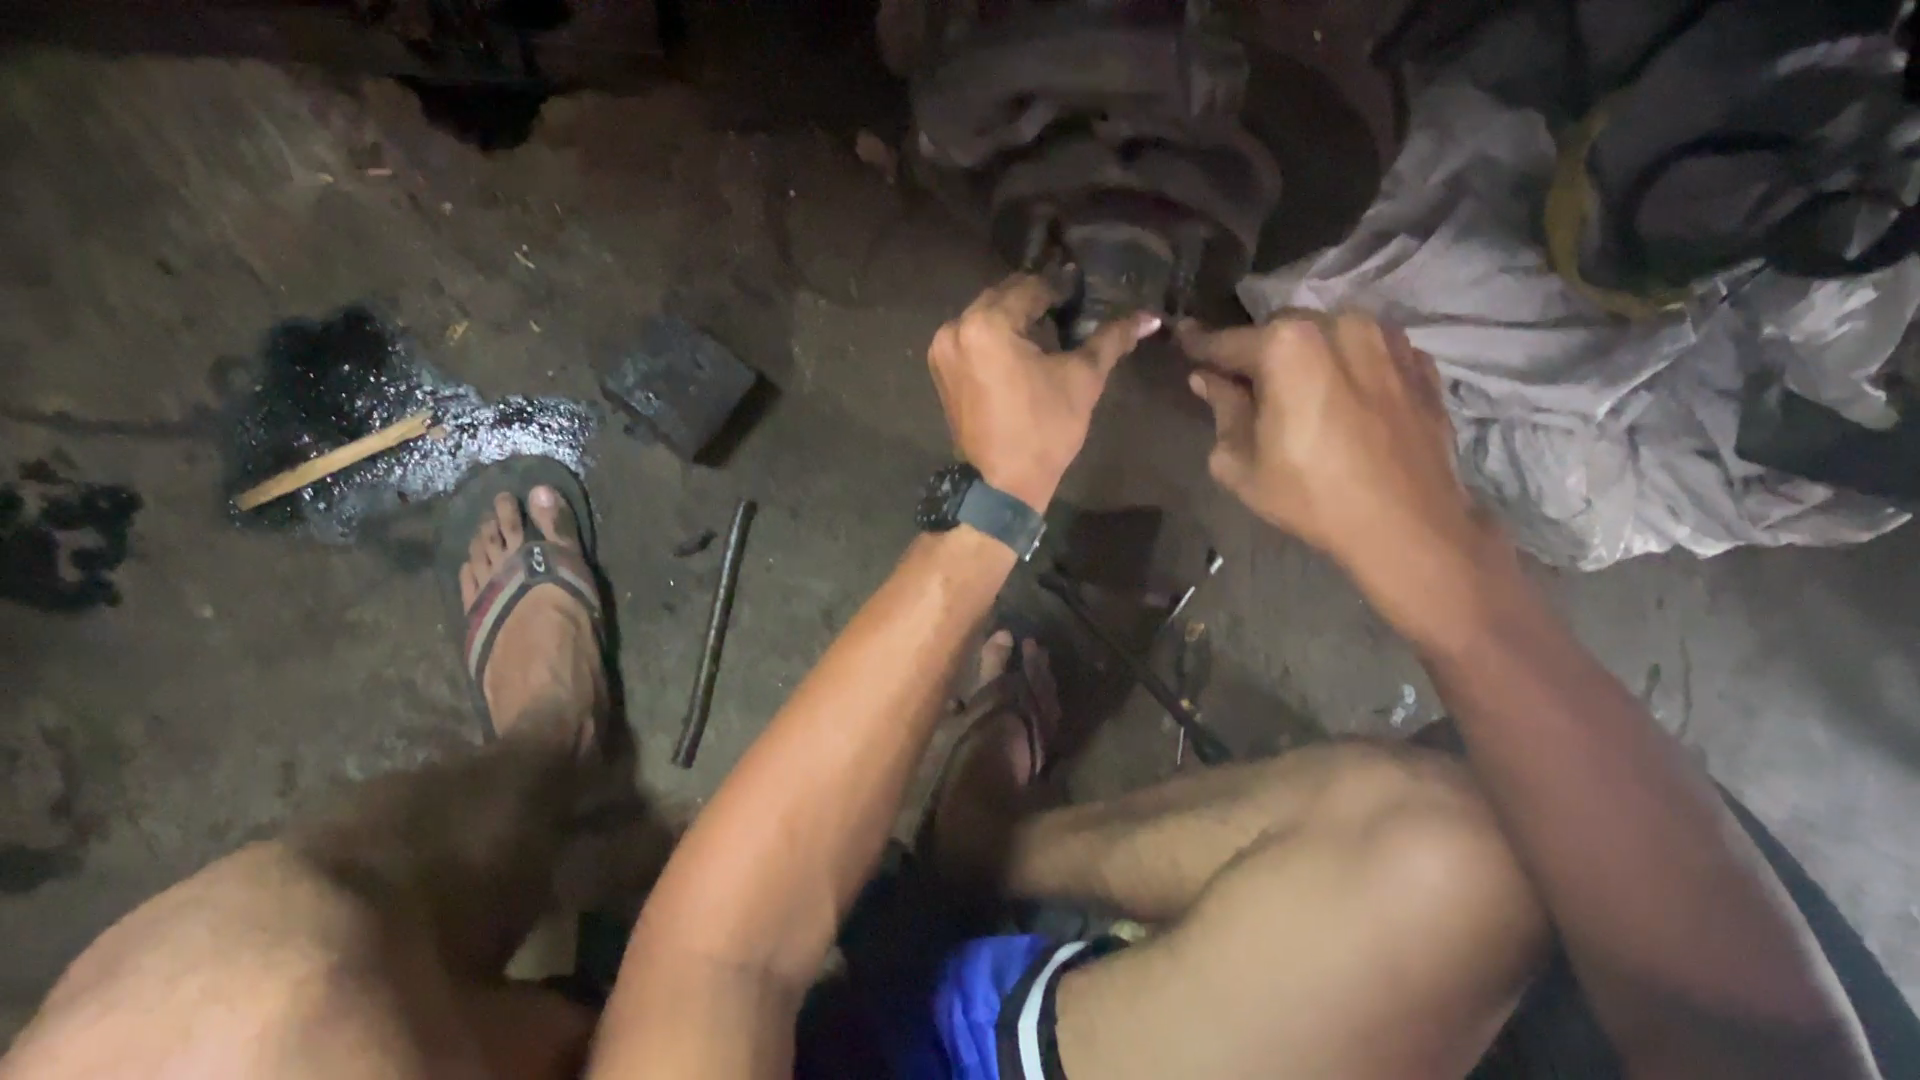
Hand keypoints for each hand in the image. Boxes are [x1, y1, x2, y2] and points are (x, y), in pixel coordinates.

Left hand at [928, 275, 1159, 508]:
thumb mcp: (1081, 379)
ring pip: (986, 317)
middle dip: (1036, 301)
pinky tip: (1021, 352)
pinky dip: (996, 338)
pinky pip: (973, 339)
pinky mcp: (942, 370)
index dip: (1062, 289)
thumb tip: (1148, 317)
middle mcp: (956, 329)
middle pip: (1004, 297)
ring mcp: (943, 350)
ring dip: (1014, 319)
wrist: (1002, 485)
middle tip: (1070, 312)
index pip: (1032, 288)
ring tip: (1049, 332)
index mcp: (987, 324)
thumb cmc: (1043, 431)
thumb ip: (1111, 340)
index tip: (1084, 293)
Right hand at [1178, 313, 1509, 643]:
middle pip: (1281, 331)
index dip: (1199, 345)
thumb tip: (1208, 379)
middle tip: (1247, 386)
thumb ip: (1221, 409)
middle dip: (1259, 353)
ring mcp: (1387, 339)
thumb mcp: (1240, 462)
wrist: (1407, 524)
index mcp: (1286, 346)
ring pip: (1330, 335)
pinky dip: (1350, 367)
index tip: (1182, 339)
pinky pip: (1370, 353)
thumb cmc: (1311, 496)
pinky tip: (1346, 401)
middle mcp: (1339, 324)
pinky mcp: (1420, 362)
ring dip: (1309, 356)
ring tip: (1302, 393)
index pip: (1227, 341)